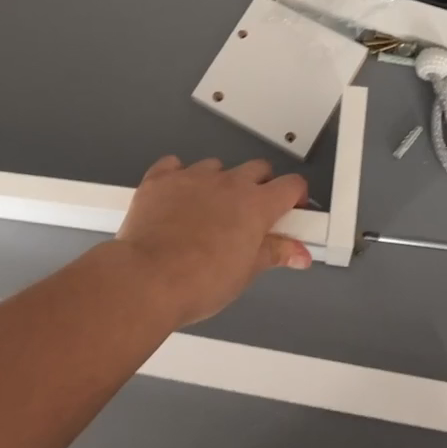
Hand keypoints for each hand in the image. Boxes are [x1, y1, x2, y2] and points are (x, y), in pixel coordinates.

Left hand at [108, 156, 312, 326]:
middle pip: (257, 168)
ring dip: (219, 182)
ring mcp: (192, 177)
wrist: (147, 279)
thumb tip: (299, 254)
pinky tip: (176, 198)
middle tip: (253, 213)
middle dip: (261, 185)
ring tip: (209, 211)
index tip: (292, 209)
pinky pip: (174, 165)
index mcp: (256, 205)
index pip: (291, 185)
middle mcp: (227, 183)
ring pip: (216, 167)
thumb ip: (275, 253)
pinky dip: (179, 176)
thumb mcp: (246, 272)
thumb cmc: (198, 281)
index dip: (295, 196)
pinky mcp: (161, 180)